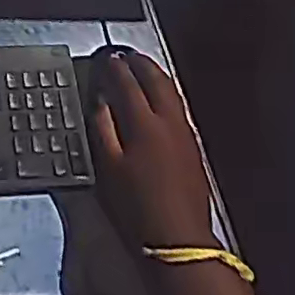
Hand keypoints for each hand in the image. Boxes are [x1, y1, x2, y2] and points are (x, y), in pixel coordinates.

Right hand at [91, 51, 215, 248]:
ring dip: (156, 75)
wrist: (179, 240)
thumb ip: (102, 127)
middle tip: (126, 54)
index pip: (128, 83)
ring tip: (143, 67)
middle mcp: (168, 122)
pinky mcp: (194, 146)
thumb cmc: (137, 205)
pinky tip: (159, 96)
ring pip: (172, 92)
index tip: (106, 58)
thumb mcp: (107, 166)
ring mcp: (185, 134)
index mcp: (144, 125)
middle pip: (156, 81)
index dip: (115, 67)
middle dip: (140, 63)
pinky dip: (166, 92)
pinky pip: (178, 106)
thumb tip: (100, 101)